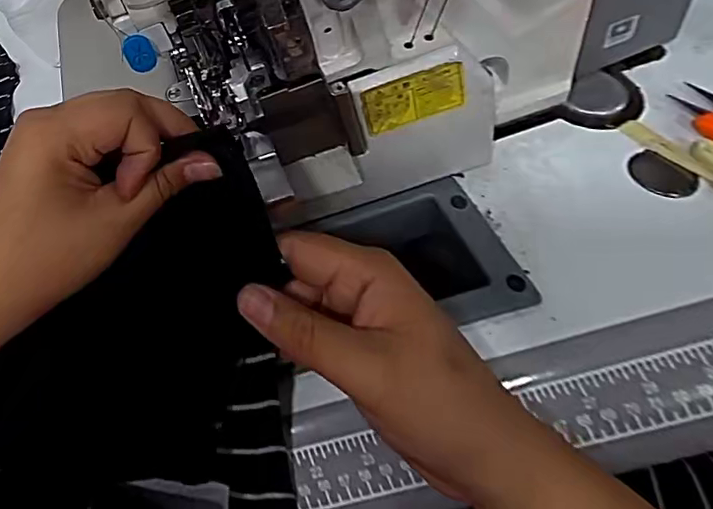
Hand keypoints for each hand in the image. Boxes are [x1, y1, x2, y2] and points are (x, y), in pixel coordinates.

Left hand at [0, 89, 218, 336]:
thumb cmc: (37, 263)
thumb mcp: (112, 223)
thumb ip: (163, 184)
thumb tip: (203, 162)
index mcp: (54, 130)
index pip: (129, 109)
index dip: (151, 146)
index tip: (146, 187)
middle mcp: (44, 118)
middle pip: (121, 102)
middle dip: (157, 131)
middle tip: (181, 166)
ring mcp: (41, 129)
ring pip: (109, 112)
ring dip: (138, 138)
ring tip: (146, 179)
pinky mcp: (42, 143)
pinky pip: (92, 128)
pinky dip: (116, 145)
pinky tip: (124, 174)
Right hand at [237, 233, 635, 507]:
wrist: (491, 464)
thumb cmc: (448, 407)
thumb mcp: (366, 367)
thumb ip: (302, 331)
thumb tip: (248, 296)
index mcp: (368, 272)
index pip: (297, 248)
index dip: (259, 260)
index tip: (222, 279)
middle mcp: (361, 286)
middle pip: (294, 275)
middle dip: (264, 294)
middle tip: (227, 316)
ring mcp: (358, 317)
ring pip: (300, 305)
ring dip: (277, 320)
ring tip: (241, 334)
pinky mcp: (356, 346)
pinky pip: (312, 332)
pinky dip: (292, 342)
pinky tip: (268, 351)